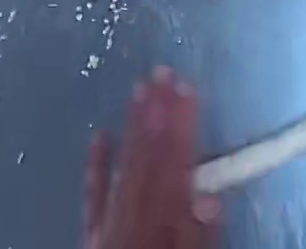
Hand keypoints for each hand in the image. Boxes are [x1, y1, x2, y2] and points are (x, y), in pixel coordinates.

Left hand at [83, 67, 220, 248]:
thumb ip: (201, 233)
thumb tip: (212, 197)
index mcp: (163, 220)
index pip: (177, 163)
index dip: (183, 122)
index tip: (186, 85)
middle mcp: (135, 214)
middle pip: (149, 157)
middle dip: (158, 111)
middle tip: (162, 72)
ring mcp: (111, 221)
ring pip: (125, 166)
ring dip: (134, 125)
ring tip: (140, 86)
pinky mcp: (94, 232)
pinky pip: (95, 193)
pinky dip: (98, 162)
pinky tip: (100, 132)